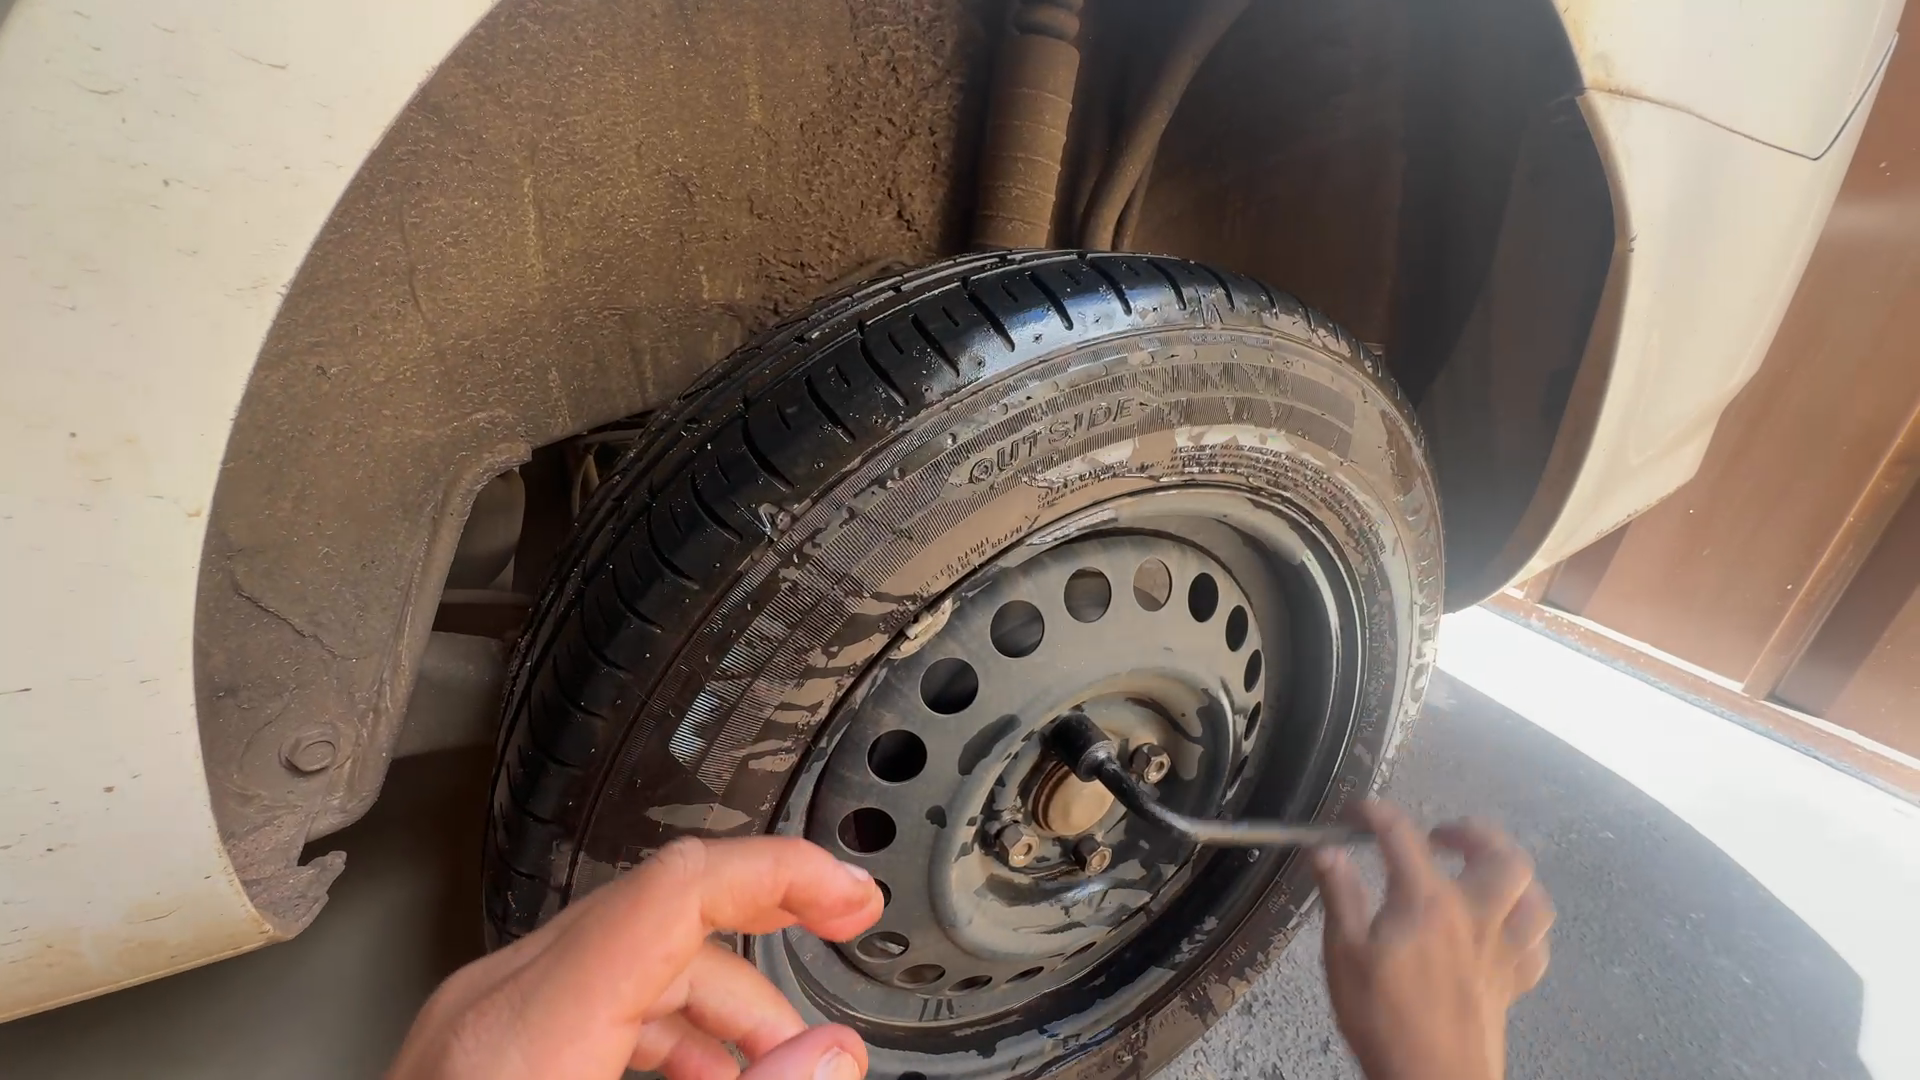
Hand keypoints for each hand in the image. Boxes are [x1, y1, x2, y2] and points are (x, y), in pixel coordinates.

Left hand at [389, 836, 884, 1079]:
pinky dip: (677, 1025)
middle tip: (843, 922)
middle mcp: (495, 1003)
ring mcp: (483, 1021)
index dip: (783, 873)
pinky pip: (608, 995)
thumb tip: (830, 1057)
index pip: (680, 886)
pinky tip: (711, 1075)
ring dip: (730, 994)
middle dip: (772, 919)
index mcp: (524, 1032)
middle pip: (670, 906)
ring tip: (783, 1059)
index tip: (848, 898)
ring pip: (645, 952)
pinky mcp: (485, 1047)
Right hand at [1312, 802, 1553, 1079]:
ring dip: (1507, 871)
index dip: (1375, 812)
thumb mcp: (1343, 951)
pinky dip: (1521, 920)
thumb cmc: (1381, 1016)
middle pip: (1502, 857)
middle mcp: (1474, 917)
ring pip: (1533, 896)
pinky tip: (1499, 922)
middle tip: (1439, 834)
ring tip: (1476, 867)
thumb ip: (1338, 893)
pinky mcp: (1514, 984)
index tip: (1353, 813)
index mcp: (1426, 902)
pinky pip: (1536, 941)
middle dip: (1472, 832)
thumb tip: (1325, 848)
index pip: (1401, 834)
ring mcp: (1502, 951)